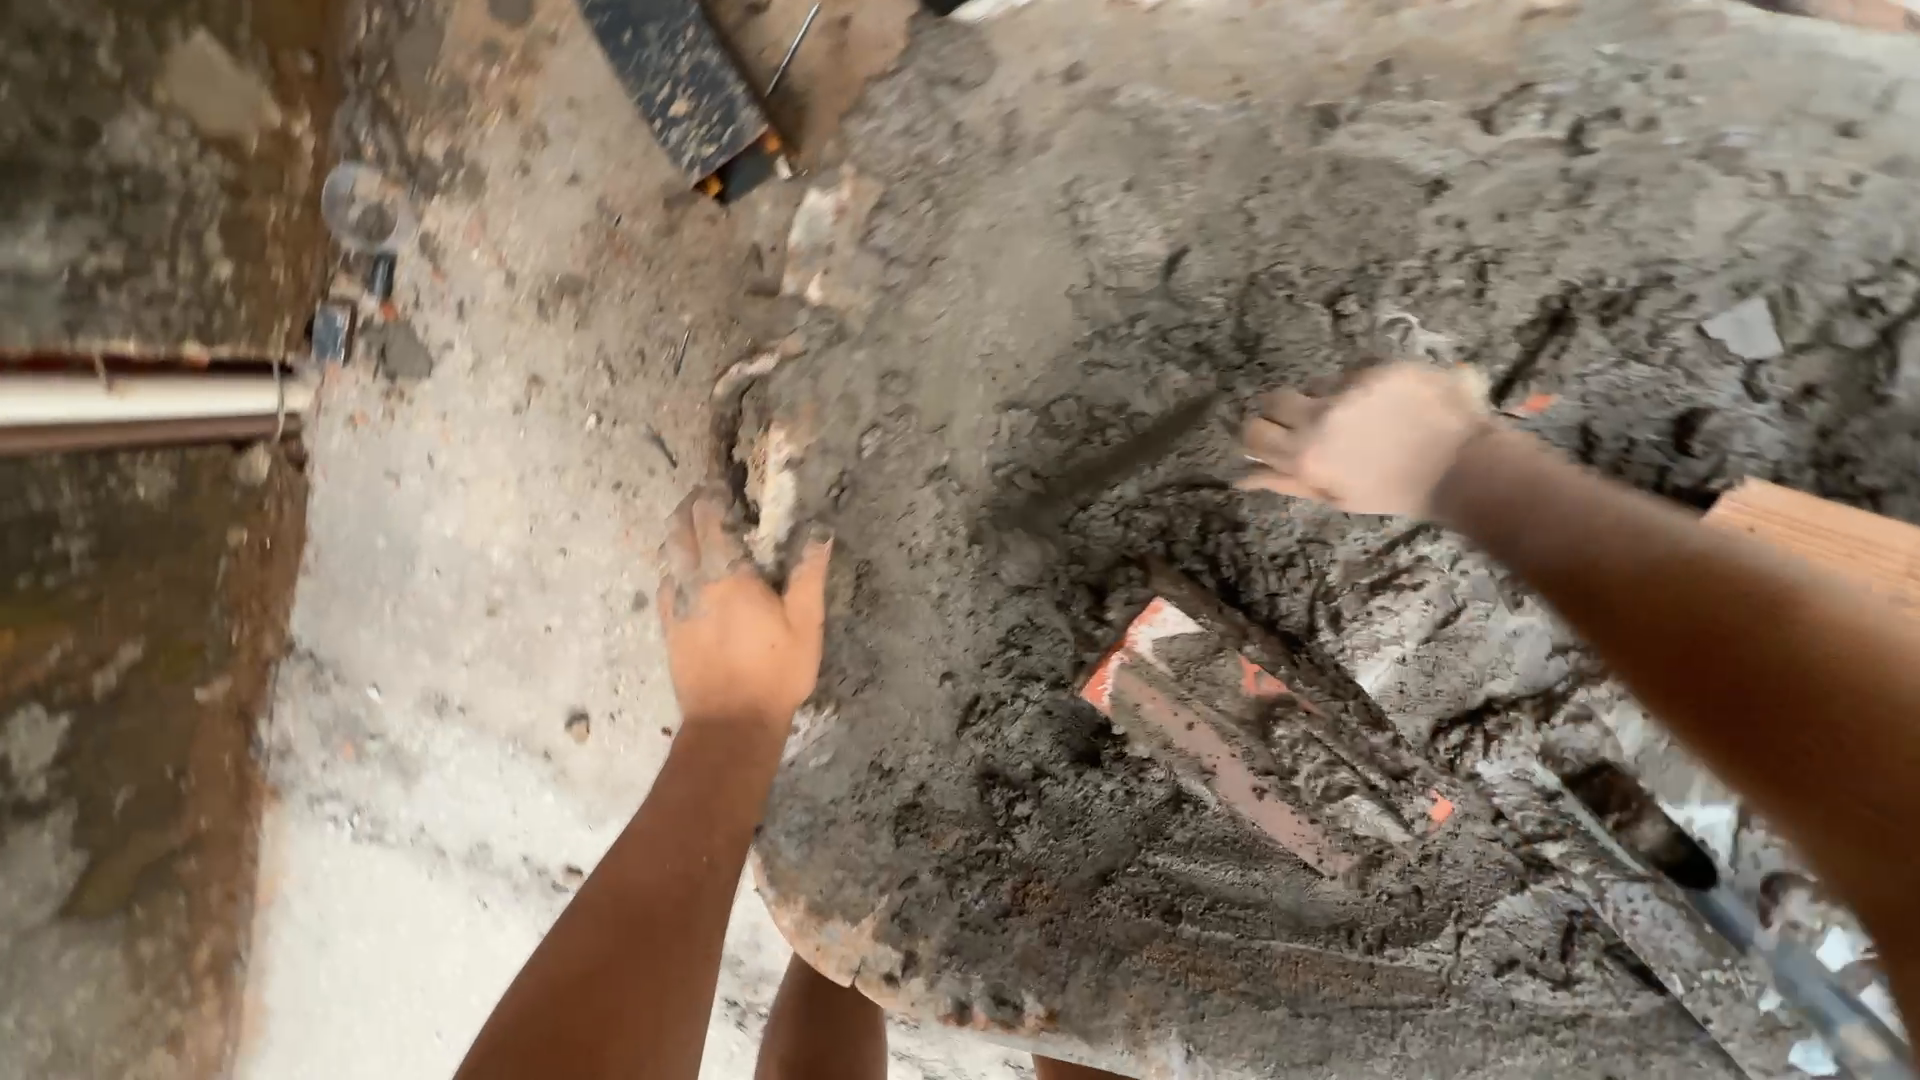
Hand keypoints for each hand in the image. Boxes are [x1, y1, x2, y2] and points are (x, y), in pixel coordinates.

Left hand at [656, 489, 831, 726]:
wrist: (730, 723)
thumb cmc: (775, 672)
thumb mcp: (806, 624)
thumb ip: (808, 575)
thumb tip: (820, 533)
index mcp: (727, 576)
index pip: (709, 522)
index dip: (710, 498)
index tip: (718, 486)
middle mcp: (693, 584)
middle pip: (677, 533)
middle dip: (686, 510)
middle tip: (701, 498)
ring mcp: (676, 608)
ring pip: (666, 559)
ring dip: (677, 537)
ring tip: (692, 529)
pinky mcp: (669, 631)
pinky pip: (664, 587)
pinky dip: (672, 569)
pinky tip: (684, 575)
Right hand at [1239, 361, 1493, 517]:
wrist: (1463, 467)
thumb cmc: (1393, 491)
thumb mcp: (1333, 495)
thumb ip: (1284, 482)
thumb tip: (1239, 477)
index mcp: (1303, 456)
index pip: (1253, 431)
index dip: (1260, 433)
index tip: (1276, 437)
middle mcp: (1318, 418)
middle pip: (1274, 400)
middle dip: (1286, 410)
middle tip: (1315, 422)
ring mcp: (1349, 390)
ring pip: (1317, 384)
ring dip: (1329, 397)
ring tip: (1365, 416)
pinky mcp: (1379, 369)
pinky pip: (1356, 371)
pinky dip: (1367, 385)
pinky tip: (1391, 403)